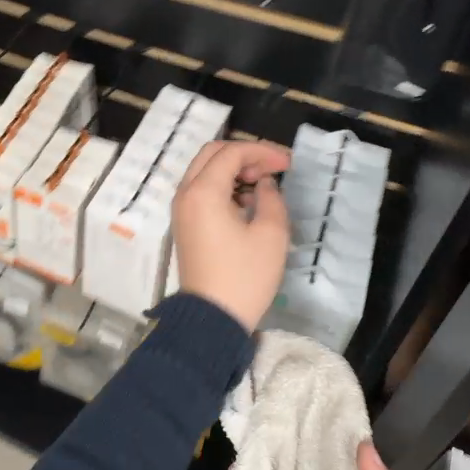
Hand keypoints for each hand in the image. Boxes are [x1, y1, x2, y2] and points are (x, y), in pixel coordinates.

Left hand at [171, 140, 290, 330]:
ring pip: (204, 171)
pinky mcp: (184, 223)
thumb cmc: (245, 276)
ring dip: (233, 170)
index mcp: (203, 191)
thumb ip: (271, 198)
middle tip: (272, 169)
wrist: (212, 318)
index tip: (287, 163)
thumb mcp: (271, 234)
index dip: (262, 151)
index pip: (231, 152)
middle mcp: (185, 193)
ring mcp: (181, 209)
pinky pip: (201, 190)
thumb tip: (264, 184)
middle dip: (245, 155)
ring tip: (263, 185)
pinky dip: (223, 186)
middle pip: (212, 154)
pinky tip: (247, 202)